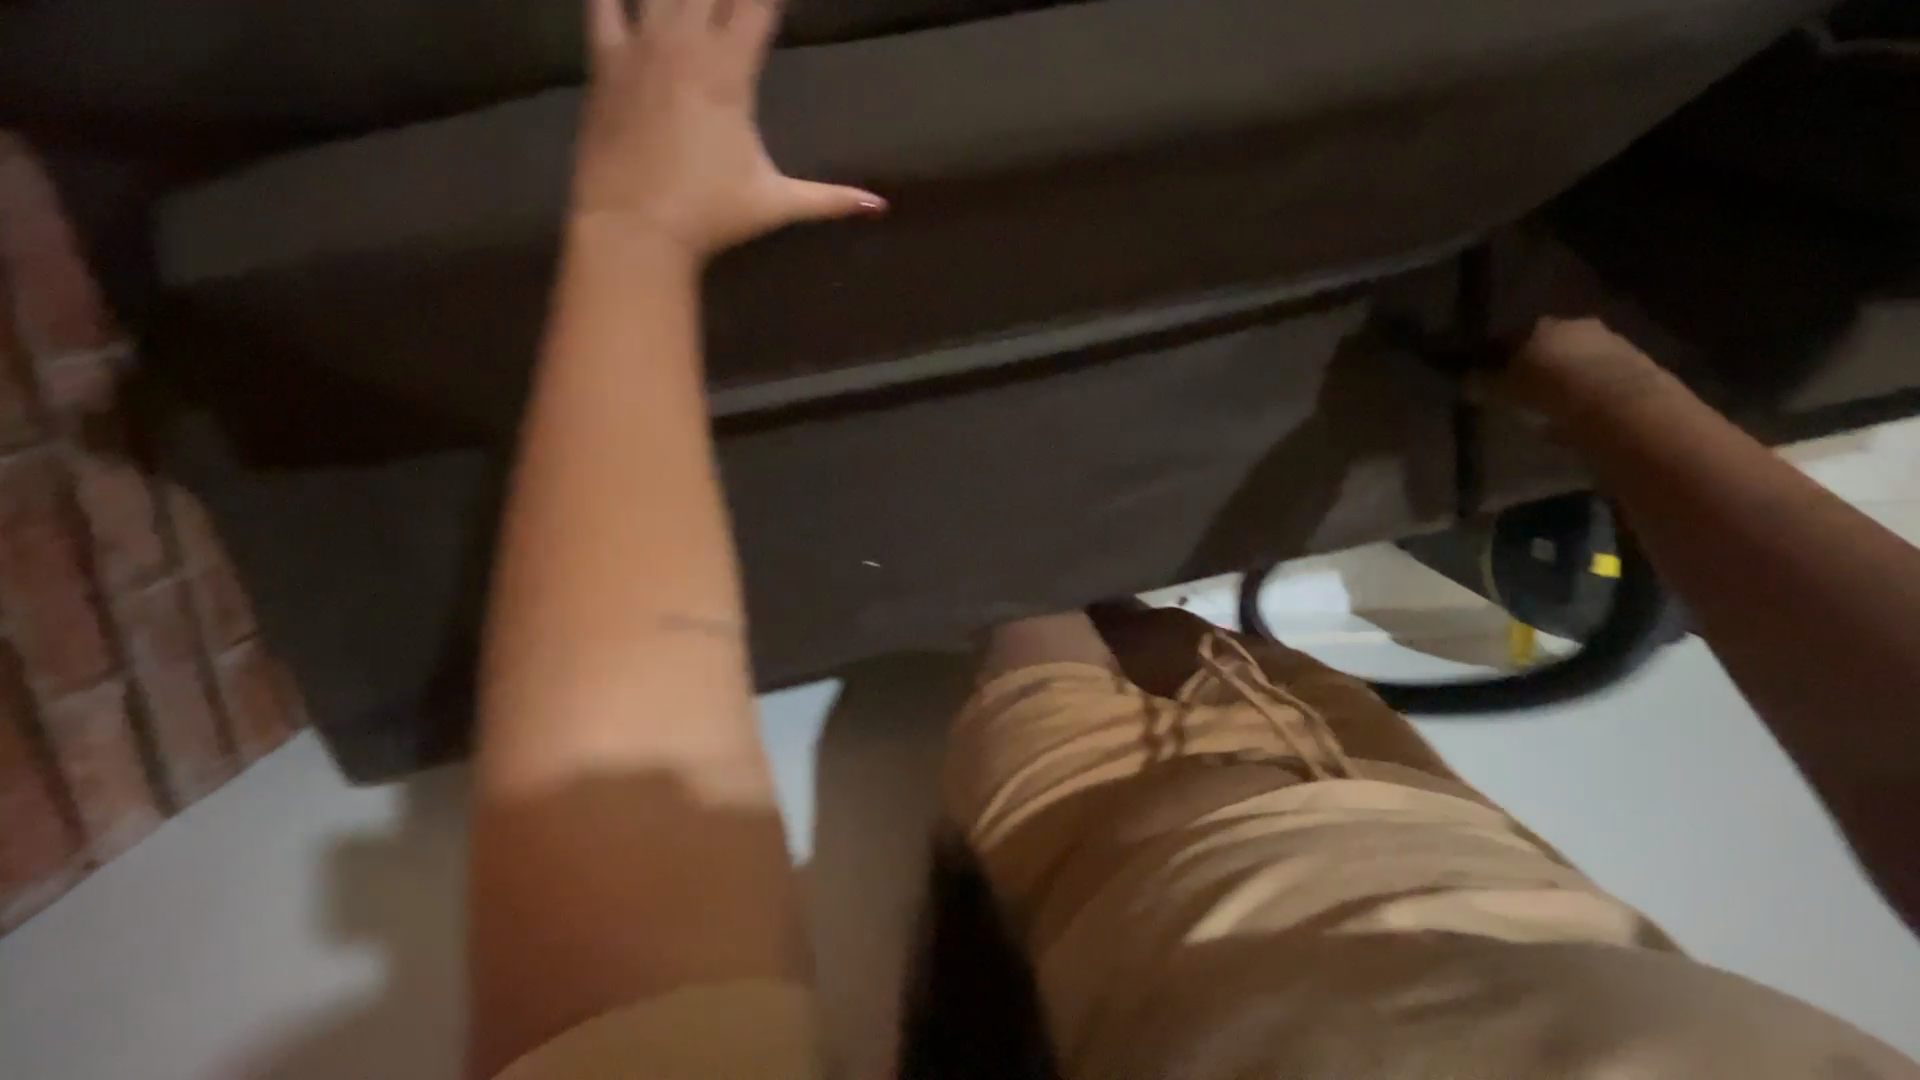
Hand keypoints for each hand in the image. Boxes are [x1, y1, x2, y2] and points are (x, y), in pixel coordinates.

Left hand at [572, 0, 886, 260]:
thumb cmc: (710, 216)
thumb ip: (830, 198)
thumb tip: (879, 206)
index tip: (776, 3)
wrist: (634, 230)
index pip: (756, 4)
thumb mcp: (776, 204)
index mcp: (730, 72)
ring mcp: (640, 47)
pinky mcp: (603, 62)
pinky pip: (601, 3)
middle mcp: (685, 44)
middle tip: (735, 2)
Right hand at [1496, 316, 1669, 424]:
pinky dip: (1588, 390)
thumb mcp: (1502, 392)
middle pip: (1549, 344)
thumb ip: (1483, 385)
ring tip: (1552, 405)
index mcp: (1539, 327)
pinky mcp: (1637, 364)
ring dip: (1565, 376)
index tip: (1492, 374)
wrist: (1620, 406)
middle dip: (1538, 363)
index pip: (1512, 337)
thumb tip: (1466, 382)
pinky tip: (1580, 412)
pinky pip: (1601, 376)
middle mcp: (1574, 326)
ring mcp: (1610, 341)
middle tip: (1524, 389)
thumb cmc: (1549, 391)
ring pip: (1577, 358)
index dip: (1500, 356)